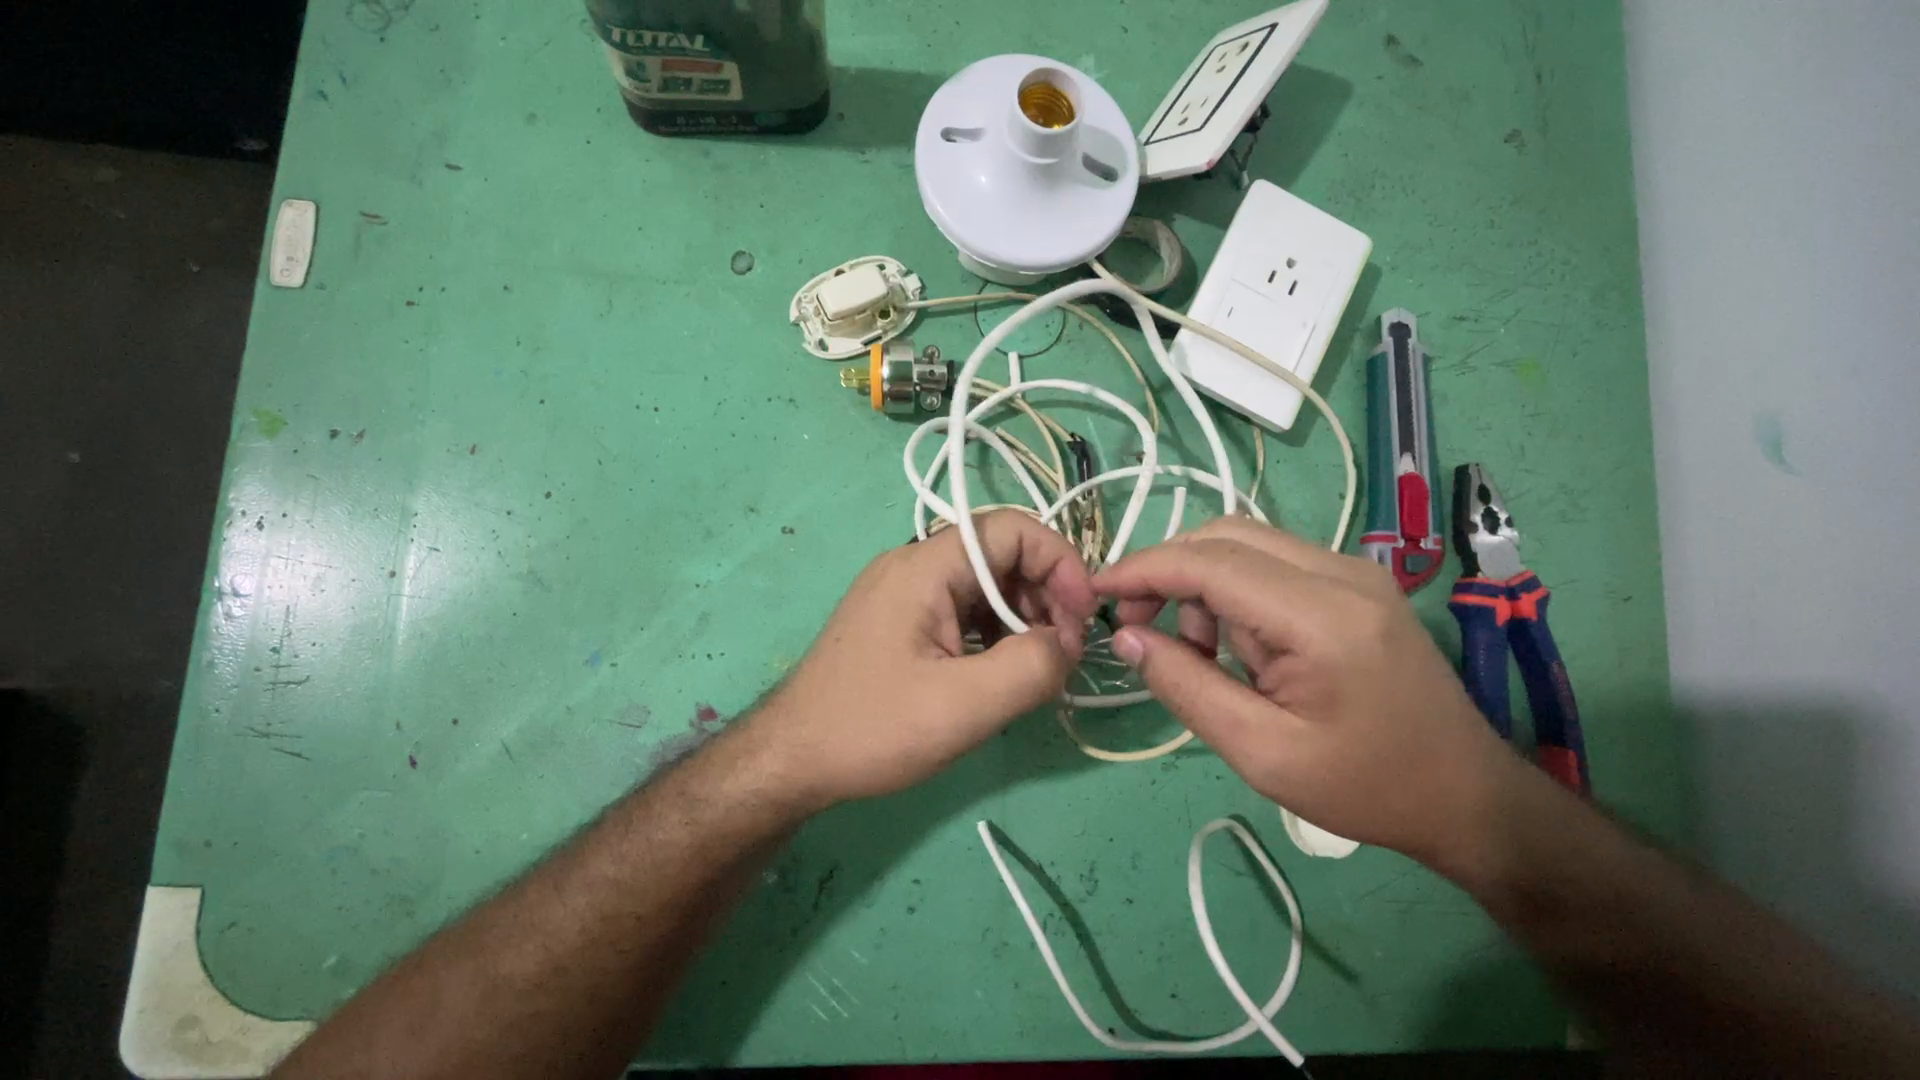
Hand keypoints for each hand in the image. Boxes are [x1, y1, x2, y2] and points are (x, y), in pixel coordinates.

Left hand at [745, 510, 1097, 808]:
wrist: (792, 759)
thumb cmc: (873, 728)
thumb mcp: (964, 706)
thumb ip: (1030, 668)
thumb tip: (1068, 643)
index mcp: (925, 567)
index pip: (1012, 528)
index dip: (1060, 562)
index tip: (1082, 617)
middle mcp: (913, 565)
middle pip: (1001, 554)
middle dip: (1046, 594)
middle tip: (1064, 651)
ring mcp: (904, 593)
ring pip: (985, 585)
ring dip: (1023, 617)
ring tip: (1038, 667)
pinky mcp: (901, 621)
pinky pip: (963, 609)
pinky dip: (994, 633)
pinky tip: (1002, 672)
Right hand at [1093, 517, 1523, 865]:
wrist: (1467, 795)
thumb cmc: (1366, 787)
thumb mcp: (1261, 753)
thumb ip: (1186, 687)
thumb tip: (1125, 637)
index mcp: (1321, 617)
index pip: (1210, 563)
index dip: (1142, 569)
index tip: (1093, 592)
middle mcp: (1341, 573)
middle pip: (1225, 535)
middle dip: (1166, 570)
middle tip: (1135, 627)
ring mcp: (1355, 571)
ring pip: (1247, 543)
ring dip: (1201, 583)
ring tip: (1197, 652)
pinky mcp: (1357, 583)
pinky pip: (1274, 563)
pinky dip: (1233, 590)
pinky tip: (1237, 645)